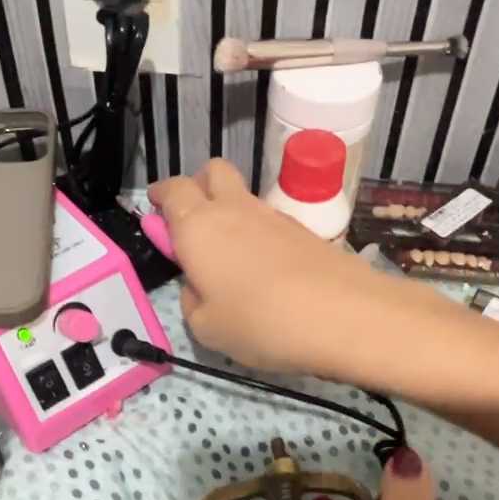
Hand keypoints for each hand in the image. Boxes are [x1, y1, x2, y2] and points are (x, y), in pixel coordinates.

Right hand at [148, 160, 440, 377]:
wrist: (343, 316)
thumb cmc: (260, 323)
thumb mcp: (206, 327)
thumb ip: (192, 300)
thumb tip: (198, 285)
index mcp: (197, 227)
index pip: (172, 190)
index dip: (160, 196)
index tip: (155, 210)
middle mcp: (233, 210)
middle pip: (212, 172)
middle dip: (197, 186)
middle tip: (191, 222)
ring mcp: (273, 217)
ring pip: (242, 197)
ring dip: (230, 214)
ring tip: (231, 260)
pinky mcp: (304, 232)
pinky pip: (269, 222)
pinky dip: (258, 235)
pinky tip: (265, 272)